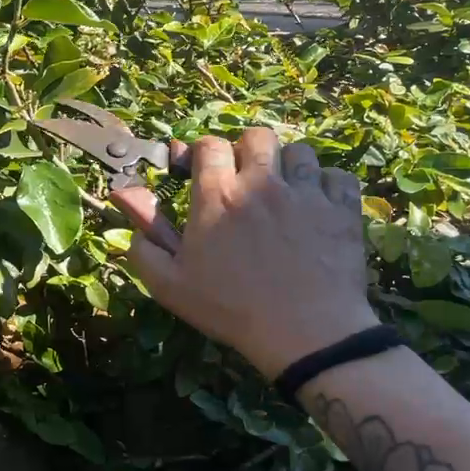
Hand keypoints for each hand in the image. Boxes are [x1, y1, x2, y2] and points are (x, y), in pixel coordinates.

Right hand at [112, 128, 374, 378]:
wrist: (305, 333)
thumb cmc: (228, 308)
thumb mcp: (168, 282)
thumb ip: (143, 240)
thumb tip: (127, 201)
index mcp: (215, 196)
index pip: (208, 145)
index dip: (202, 153)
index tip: (201, 172)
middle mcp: (260, 184)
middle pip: (257, 137)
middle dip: (247, 150)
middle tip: (244, 177)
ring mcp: (306, 195)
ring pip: (300, 152)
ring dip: (288, 165)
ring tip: (283, 189)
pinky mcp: (342, 210)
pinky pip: (338, 176)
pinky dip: (327, 185)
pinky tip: (318, 204)